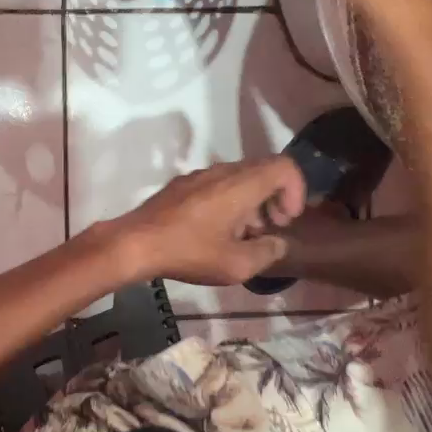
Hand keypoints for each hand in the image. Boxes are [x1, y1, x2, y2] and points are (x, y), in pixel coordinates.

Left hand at [99, 157, 307, 285]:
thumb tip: (277, 243)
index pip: (284, 166)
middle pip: (263, 171)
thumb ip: (267, 252)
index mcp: (241, 184)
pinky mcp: (183, 184)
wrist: (136, 242)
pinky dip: (230, 201)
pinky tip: (218, 231)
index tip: (287, 219)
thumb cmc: (189, 252)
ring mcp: (200, 175)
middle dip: (275, 198)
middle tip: (271, 228)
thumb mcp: (237, 265)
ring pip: (239, 178)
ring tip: (245, 235)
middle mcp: (222, 171)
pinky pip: (218, 184)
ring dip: (252, 202)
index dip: (296, 190)